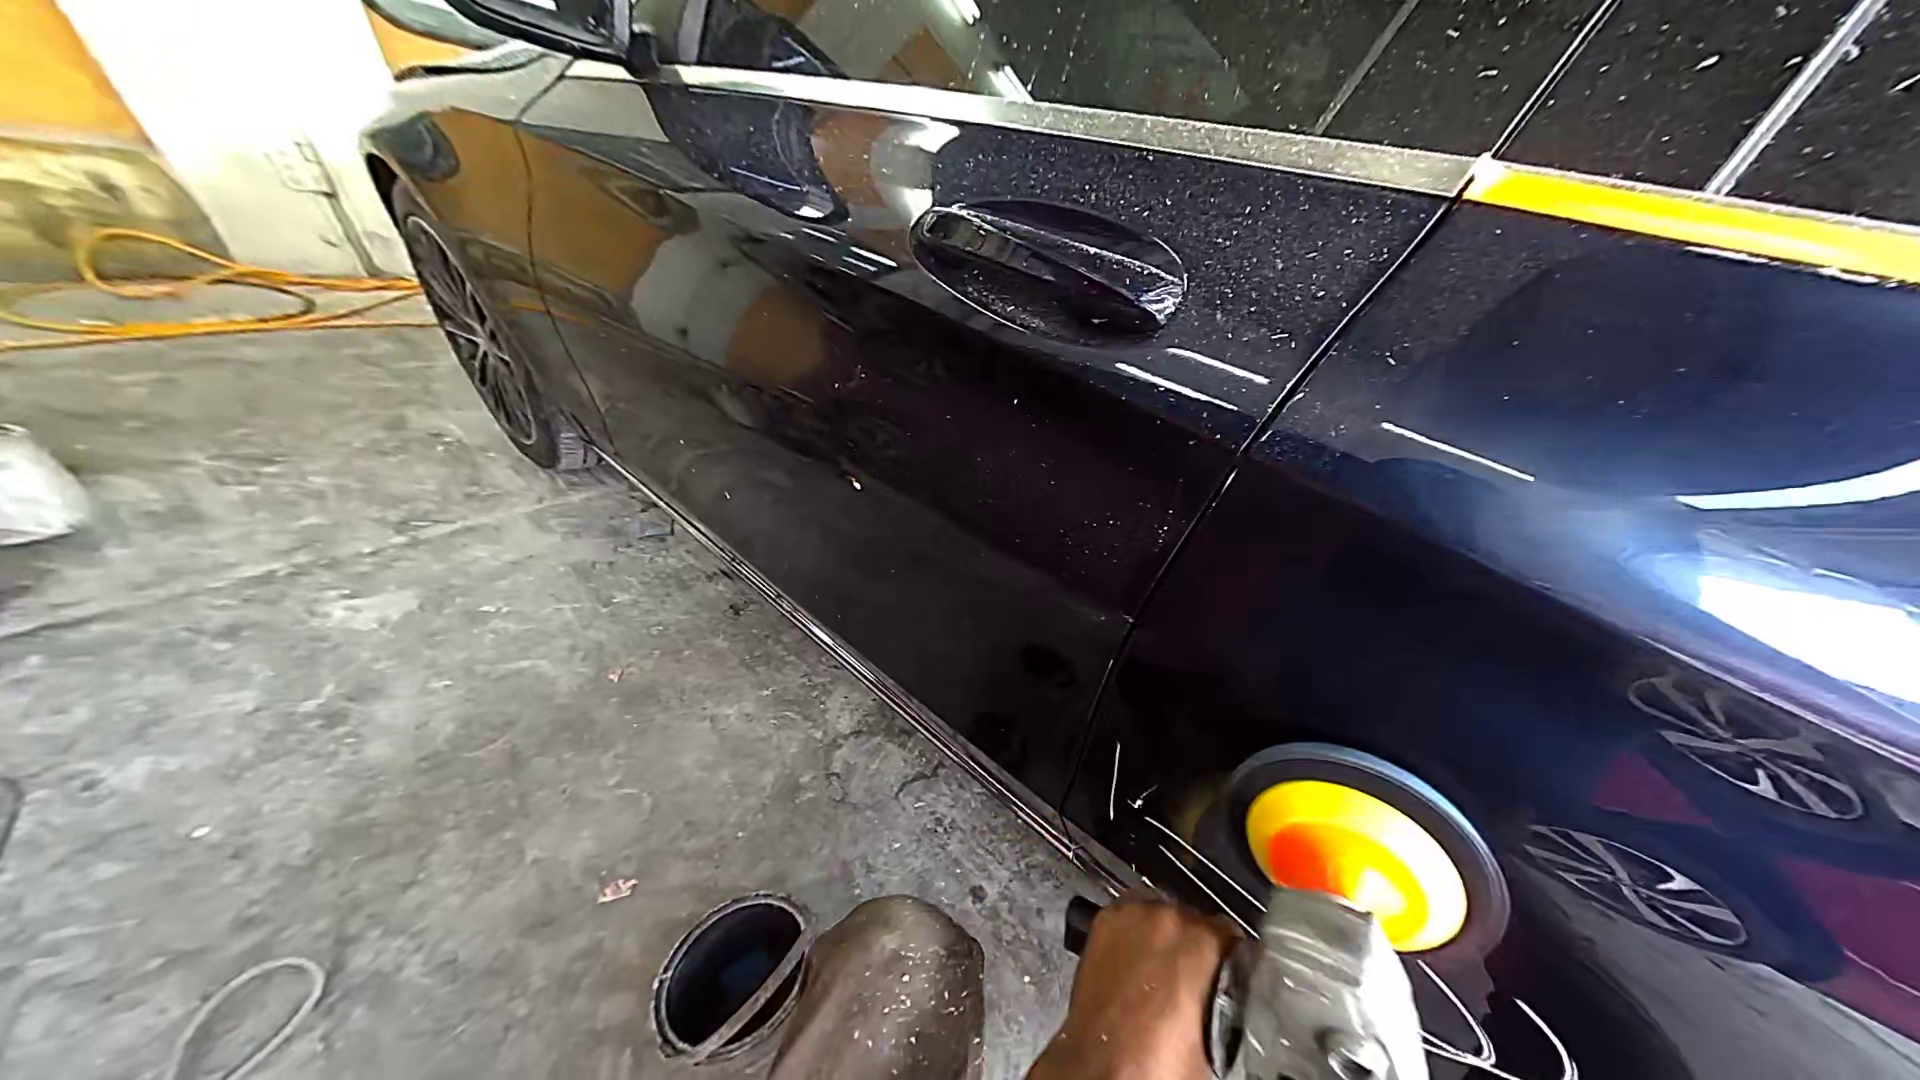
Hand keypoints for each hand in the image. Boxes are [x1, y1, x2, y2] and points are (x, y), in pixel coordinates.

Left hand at [1026, 894, 1239, 1079]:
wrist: (1102, 1069)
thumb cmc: (1155, 1061)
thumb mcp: (1217, 1039)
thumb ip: (1230, 1000)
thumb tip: (1233, 995)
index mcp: (1199, 941)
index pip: (1229, 932)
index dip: (1232, 956)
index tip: (1231, 972)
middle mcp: (1163, 917)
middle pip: (1193, 920)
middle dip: (1196, 947)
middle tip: (1196, 981)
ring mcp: (1130, 915)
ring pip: (1161, 916)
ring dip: (1165, 938)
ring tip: (1164, 974)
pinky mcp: (1104, 921)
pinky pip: (1131, 919)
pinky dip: (1137, 935)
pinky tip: (1139, 964)